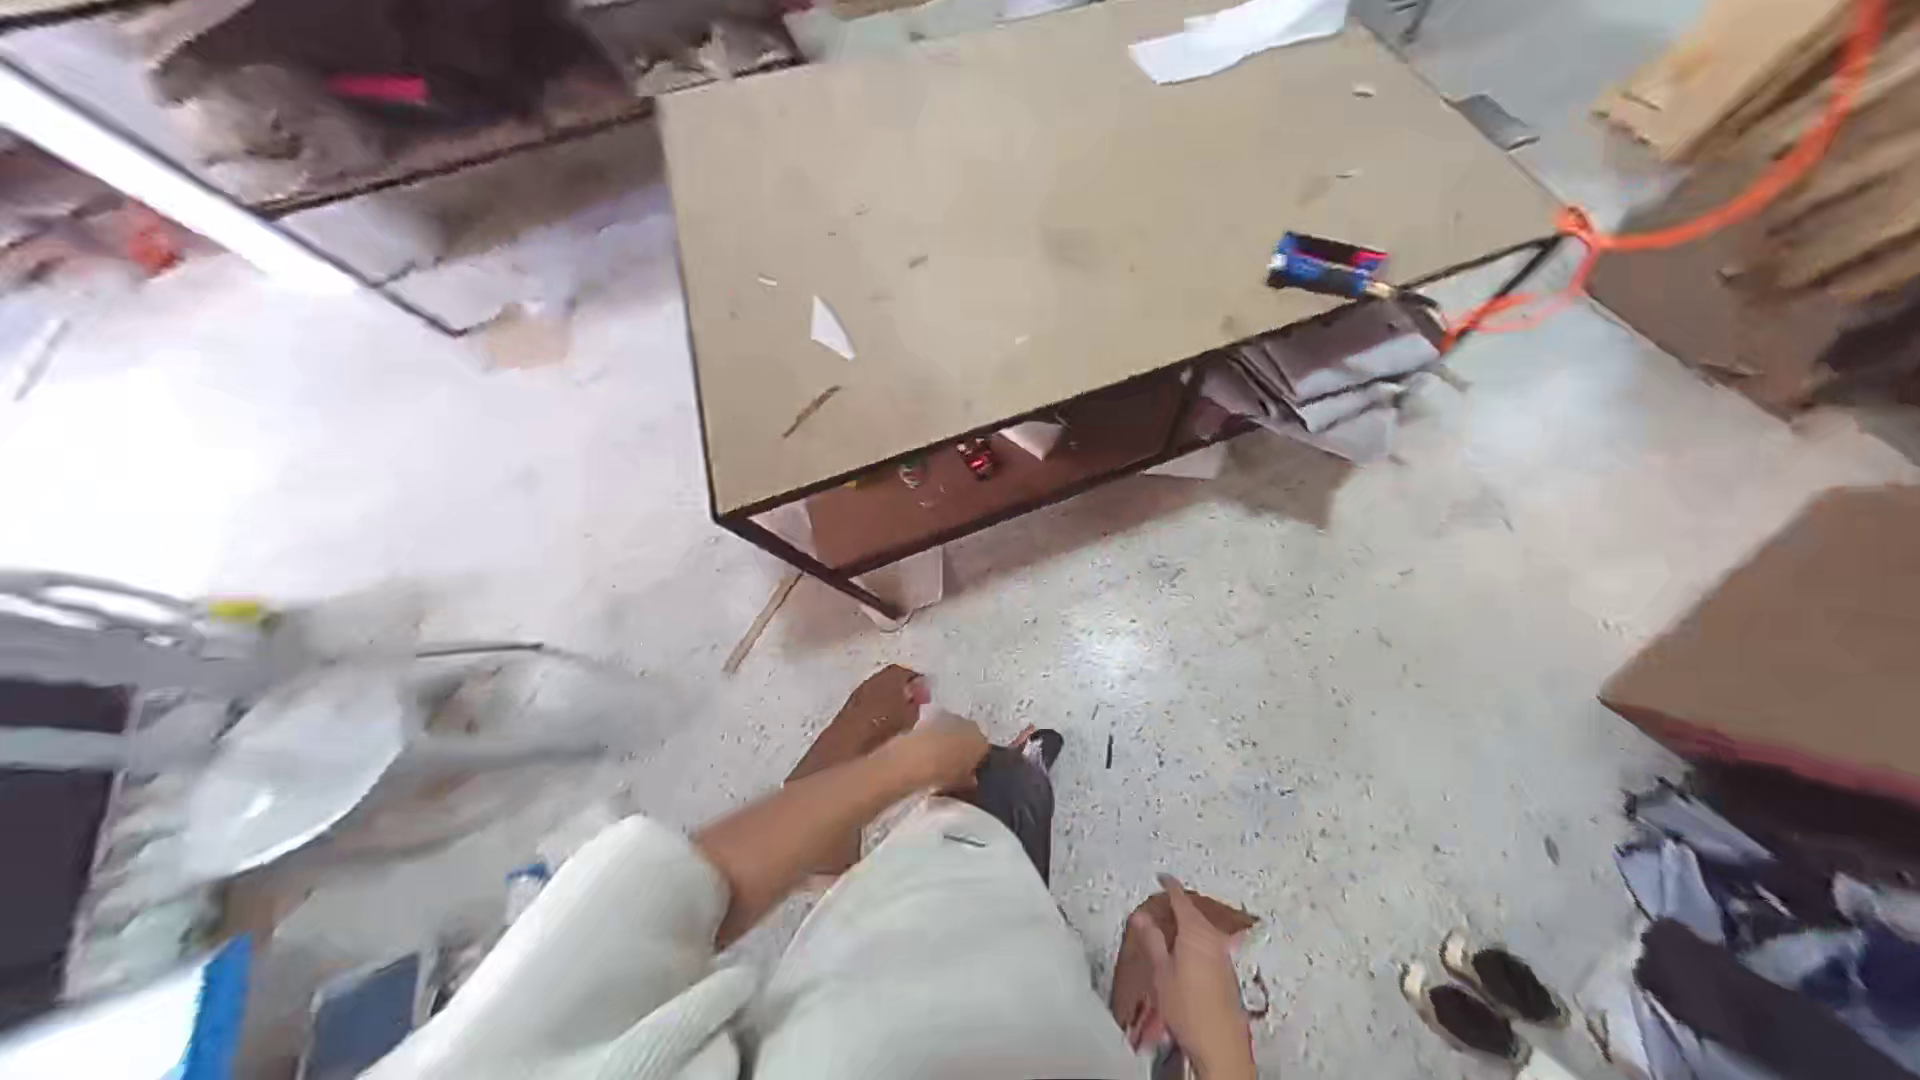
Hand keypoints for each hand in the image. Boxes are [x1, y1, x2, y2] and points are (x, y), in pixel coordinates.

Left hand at [882, 707, 989, 789]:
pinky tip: (928, 747)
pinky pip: (939, 727)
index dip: (976, 760)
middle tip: (955, 761)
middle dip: (965, 745)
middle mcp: (969, 726)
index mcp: (981, 742)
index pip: (983, 750)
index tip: (969, 769)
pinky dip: (936, 735)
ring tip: (939, 754)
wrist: (916, 758)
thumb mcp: (961, 782)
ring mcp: (950, 718)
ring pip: (955, 729)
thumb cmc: (944, 772)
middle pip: (970, 735)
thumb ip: (969, 779)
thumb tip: (971, 779)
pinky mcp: (932, 716)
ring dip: (950, 738)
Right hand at [1132, 874, 1255, 1079]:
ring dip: (1186, 924)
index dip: (1170, 885)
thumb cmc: (1188, 1009)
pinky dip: (1195, 939)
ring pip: (1202, 928)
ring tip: (1170, 927)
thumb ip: (1152, 940)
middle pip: (1194, 913)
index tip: (1162, 877)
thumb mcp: (1161, 972)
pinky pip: (1209, 943)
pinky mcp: (1227, 973)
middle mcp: (1213, 939)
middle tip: (1161, 901)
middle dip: (1178, 905)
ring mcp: (1223, 957)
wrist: (1221, 1048)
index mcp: (1195, 932)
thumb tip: (1141, 917)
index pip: (1181, 899)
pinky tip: (1185, 953)